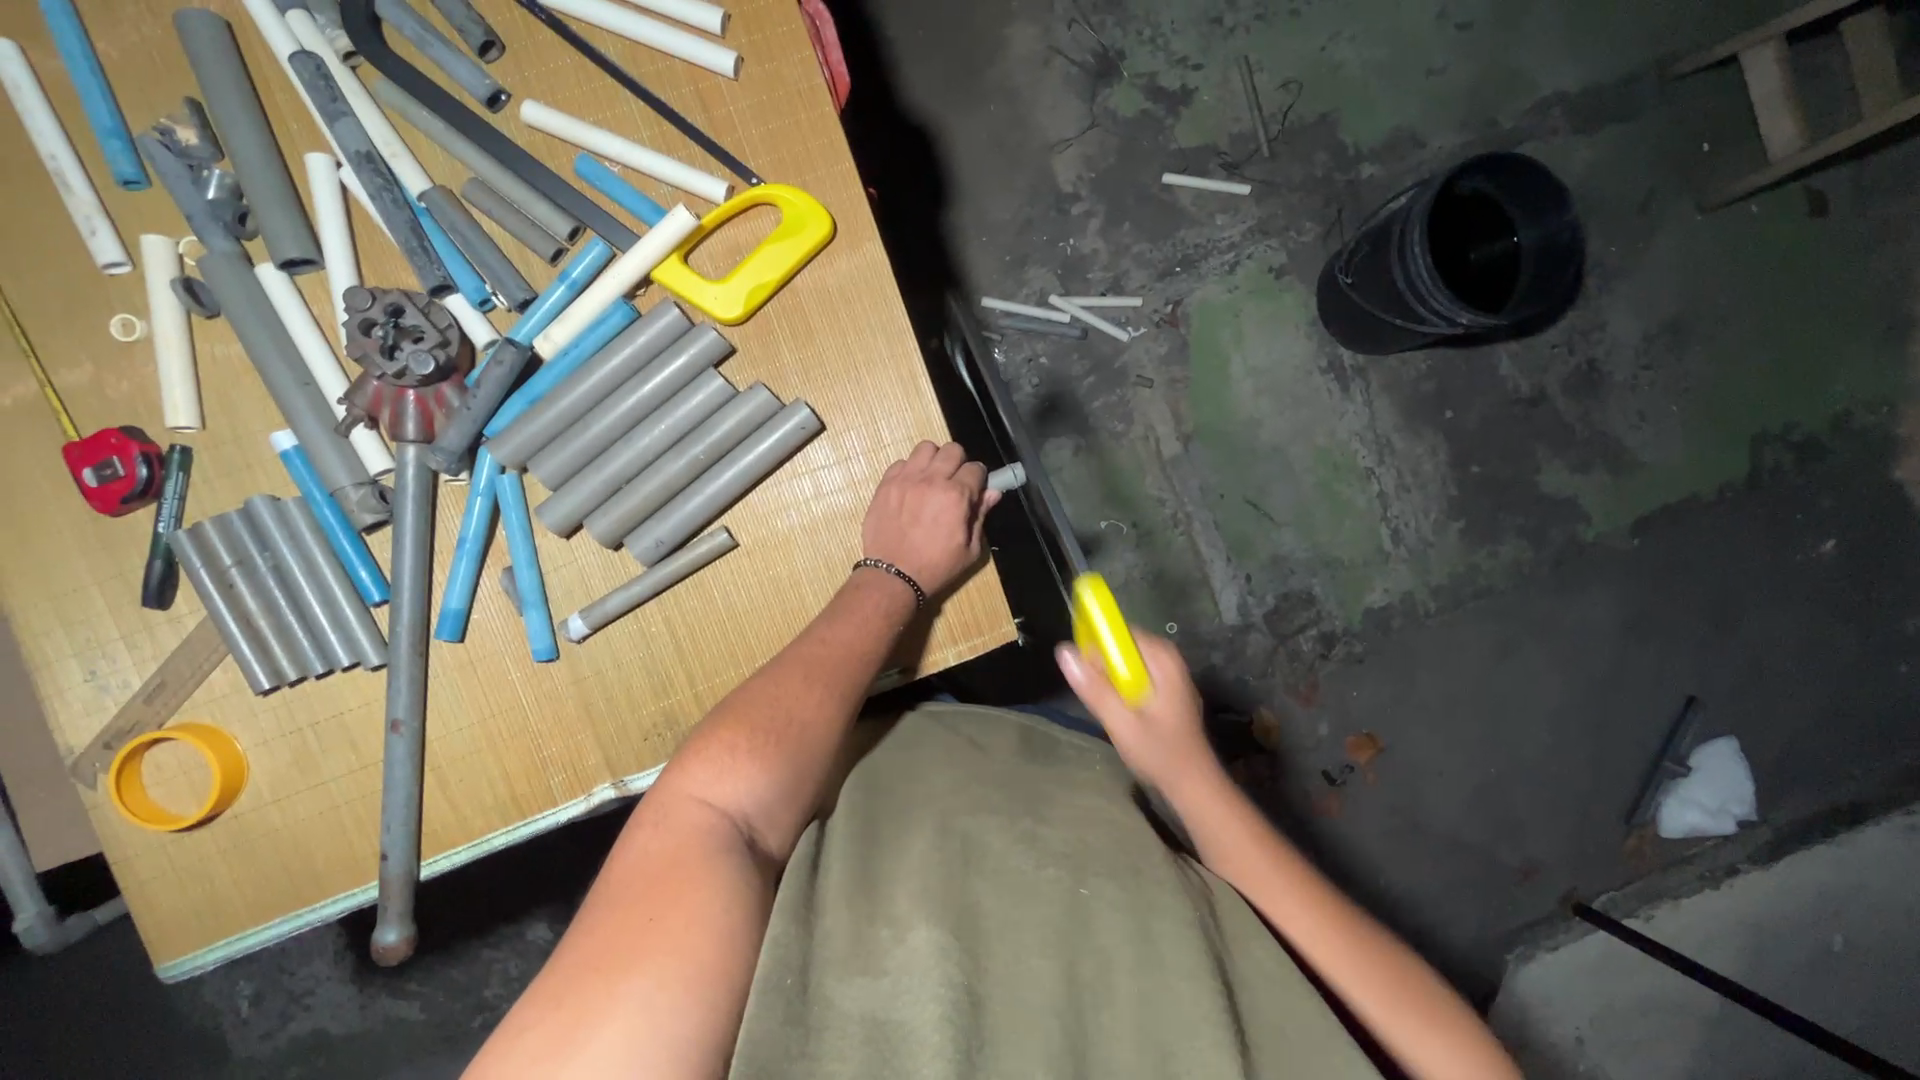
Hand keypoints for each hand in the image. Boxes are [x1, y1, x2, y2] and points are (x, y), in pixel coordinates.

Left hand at [861, 441, 1001, 597]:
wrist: (893, 576)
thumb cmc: (936, 567)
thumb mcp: (970, 550)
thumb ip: (981, 516)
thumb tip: (993, 493)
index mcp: (956, 496)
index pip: (976, 468)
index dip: (979, 479)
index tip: (975, 489)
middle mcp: (931, 480)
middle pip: (952, 450)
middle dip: (959, 463)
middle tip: (954, 482)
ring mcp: (906, 479)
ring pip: (925, 448)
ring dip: (933, 460)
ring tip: (932, 479)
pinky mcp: (886, 484)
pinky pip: (901, 462)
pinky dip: (910, 470)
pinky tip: (911, 488)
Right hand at [1056, 633, 1220, 794]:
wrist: (1193, 784)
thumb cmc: (1159, 753)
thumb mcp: (1121, 722)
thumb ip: (1094, 687)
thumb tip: (1063, 651)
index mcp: (1162, 659)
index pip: (1118, 633)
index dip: (1096, 650)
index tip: (1087, 678)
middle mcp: (1169, 659)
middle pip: (1122, 647)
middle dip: (1104, 668)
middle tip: (1101, 700)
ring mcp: (1171, 674)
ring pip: (1127, 663)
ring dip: (1112, 682)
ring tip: (1114, 712)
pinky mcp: (1168, 689)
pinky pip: (1136, 675)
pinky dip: (1123, 689)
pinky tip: (1124, 715)